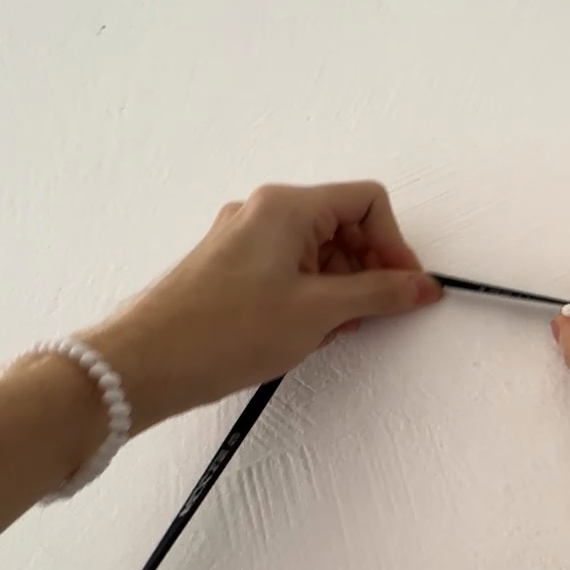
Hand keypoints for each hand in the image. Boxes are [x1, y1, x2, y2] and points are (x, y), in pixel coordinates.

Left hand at [84, 181, 439, 429]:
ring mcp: (250, 240)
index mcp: (286, 208)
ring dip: (345, 288)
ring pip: (326, 252)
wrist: (145, 366)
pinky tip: (310, 329)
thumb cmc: (221, 332)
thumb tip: (424, 285)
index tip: (403, 284)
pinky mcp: (240, 268)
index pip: (367, 203)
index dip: (395, 243)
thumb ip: (382, 293)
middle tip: (375, 309)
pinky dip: (319, 296)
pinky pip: (300, 270)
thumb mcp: (321, 311)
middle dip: (371, 268)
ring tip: (334, 326)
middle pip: (348, 226)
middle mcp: (266, 214)